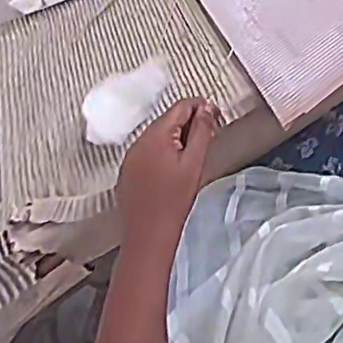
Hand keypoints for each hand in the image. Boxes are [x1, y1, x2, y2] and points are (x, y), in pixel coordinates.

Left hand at [116, 98, 220, 247]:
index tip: (215, 118)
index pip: (181, 106)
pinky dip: (163, 153)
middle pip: (169, 119)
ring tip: (192, 157)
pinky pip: (148, 151)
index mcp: (155, 135)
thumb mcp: (194, 162)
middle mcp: (138, 141)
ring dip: (177, 138)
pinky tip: (173, 171)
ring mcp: (130, 157)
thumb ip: (202, 130)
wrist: (149, 235)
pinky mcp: (128, 171)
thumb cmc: (174, 200)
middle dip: (190, 124)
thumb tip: (206, 107)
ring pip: (158, 135)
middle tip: (208, 138)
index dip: (201, 107)